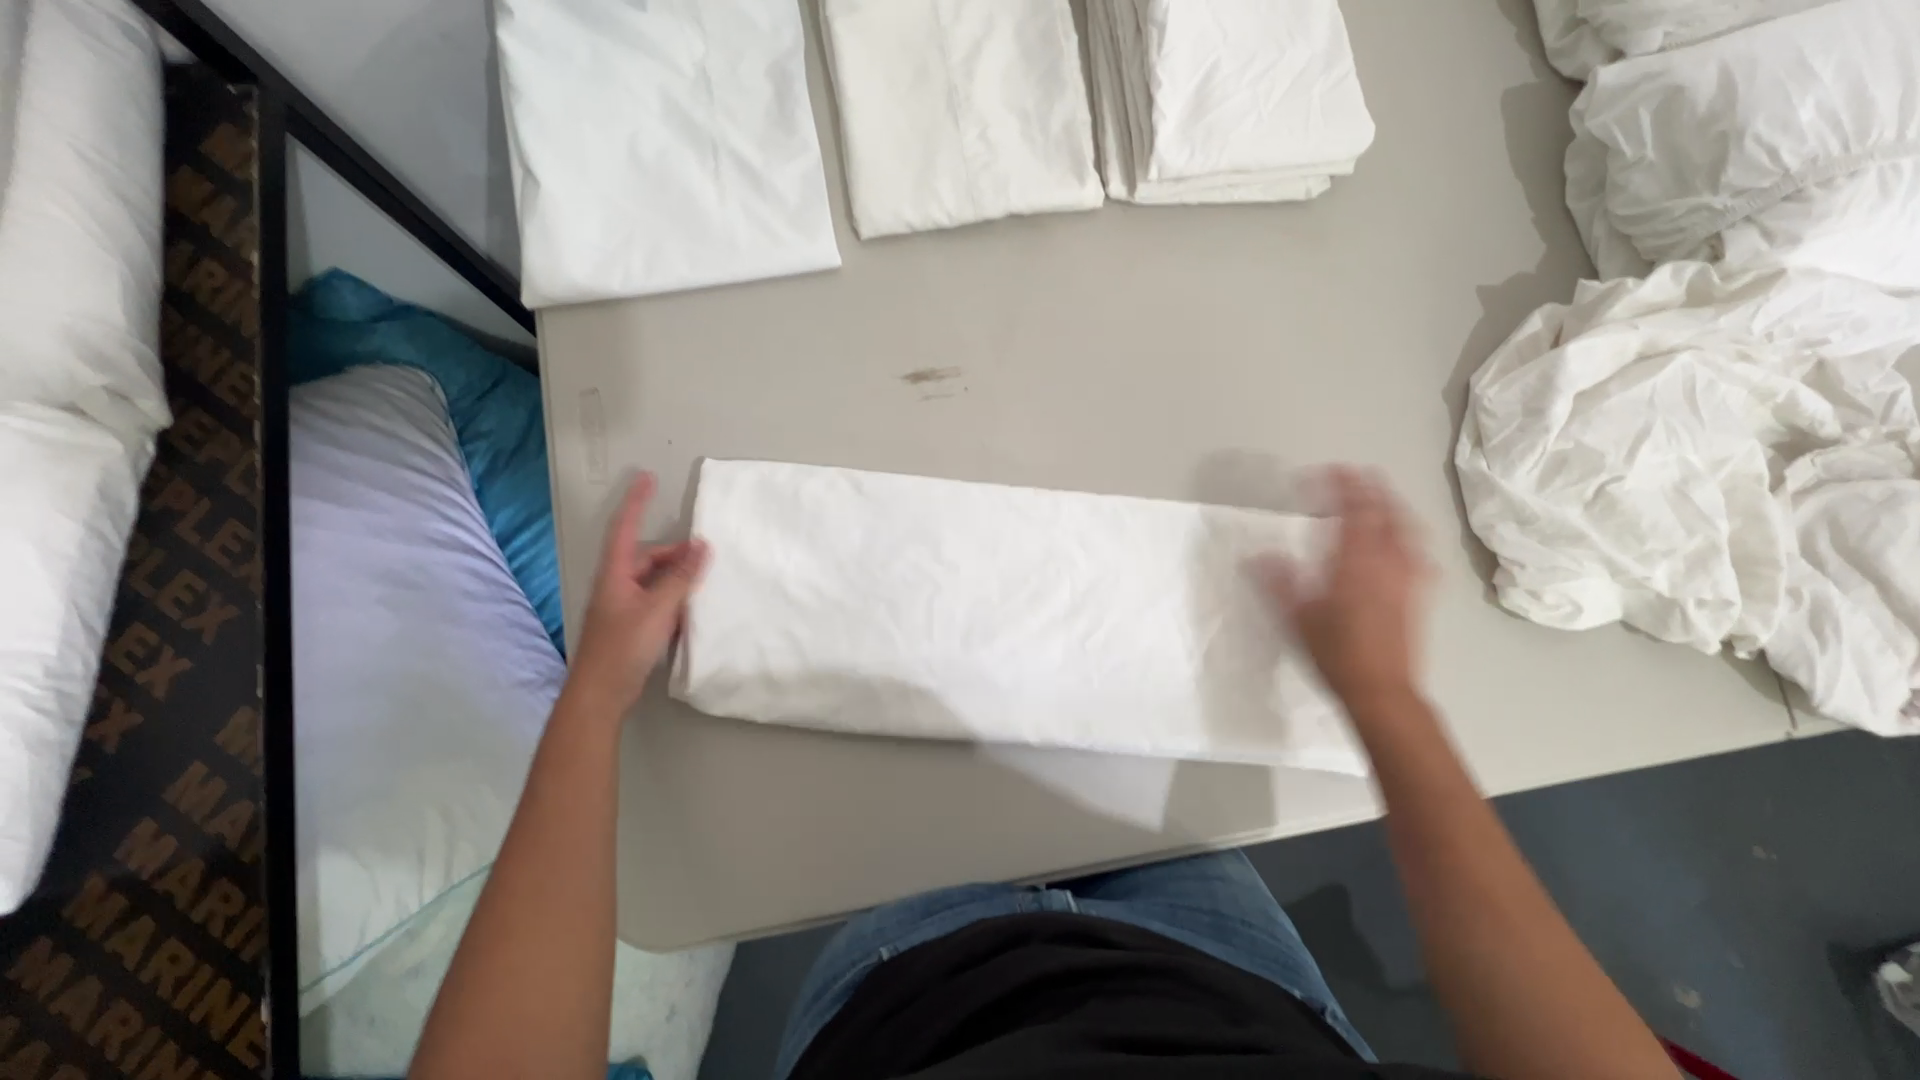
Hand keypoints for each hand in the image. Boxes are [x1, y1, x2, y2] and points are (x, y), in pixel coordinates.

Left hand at [566, 473, 709, 712]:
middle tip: (705, 554)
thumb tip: (702, 546)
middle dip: (675, 552)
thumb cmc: (624, 646)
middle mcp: (616, 584)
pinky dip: (674, 598)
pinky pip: (656, 601)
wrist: (601, 693)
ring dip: (677, 577)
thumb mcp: (658, 608)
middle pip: (646, 556)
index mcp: (615, 573)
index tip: (647, 477)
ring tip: (704, 582)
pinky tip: (692, 609)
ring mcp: (623, 606)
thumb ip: (681, 577)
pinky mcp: (631, 626)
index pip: (625, 527)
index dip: (637, 502)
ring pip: (653, 580)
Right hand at [1252, 467, 1431, 706]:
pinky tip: (1403, 540)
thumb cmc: (1335, 654)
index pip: (1350, 510)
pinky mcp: (1419, 593)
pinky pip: (1418, 551)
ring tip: (1378, 495)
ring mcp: (1407, 576)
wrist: (1382, 690)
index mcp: (1353, 563)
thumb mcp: (1297, 618)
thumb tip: (1258, 554)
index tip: (1321, 473)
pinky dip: (1409, 534)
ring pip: (1406, 527)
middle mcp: (1386, 562)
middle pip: (1383, 511)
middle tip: (1351, 473)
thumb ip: (1280, 582)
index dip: (1338, 485)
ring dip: (1391, 504)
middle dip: (1368, 486)